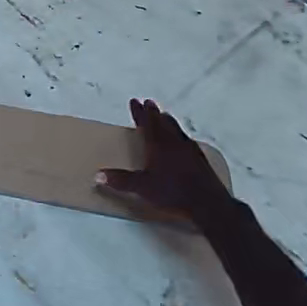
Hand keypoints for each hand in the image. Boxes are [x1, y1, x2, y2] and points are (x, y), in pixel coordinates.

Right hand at [97, 99, 232, 220]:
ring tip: (164, 115)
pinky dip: (180, 135)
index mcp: (157, 145)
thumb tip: (97, 175)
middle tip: (149, 102)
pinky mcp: (201, 160)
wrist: (209, 204)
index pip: (146, 123)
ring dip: (168, 121)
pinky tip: (183, 139)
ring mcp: (189, 150)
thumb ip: (121, 181)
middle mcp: (173, 142)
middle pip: (162, 122)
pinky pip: (187, 140)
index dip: (140, 112)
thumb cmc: (173, 192)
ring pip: (176, 129)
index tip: (135, 101)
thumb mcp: (143, 188)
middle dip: (154, 112)